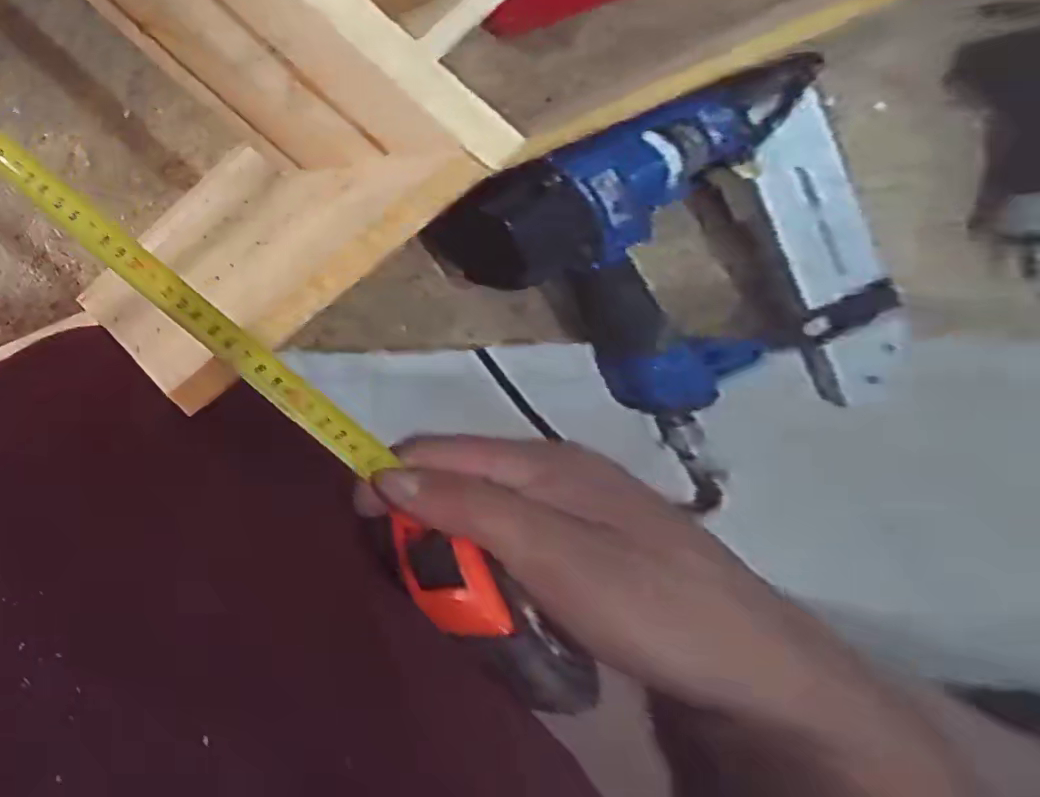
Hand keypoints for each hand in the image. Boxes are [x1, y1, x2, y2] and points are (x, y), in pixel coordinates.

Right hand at [354, 437, 961, 782]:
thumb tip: (383, 474)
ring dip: (454, 542)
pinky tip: (499, 590)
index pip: (436, 450)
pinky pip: (510, 535)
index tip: (358, 518)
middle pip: (455, 476)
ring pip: (479, 508)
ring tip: (452, 587)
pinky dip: (487, 558)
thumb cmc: (653, 606)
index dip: (388, 475)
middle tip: (410, 568)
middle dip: (421, 516)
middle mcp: (552, 471)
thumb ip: (467, 508)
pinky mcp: (586, 543)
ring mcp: (572, 507)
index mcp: (541, 460)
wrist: (773, 680)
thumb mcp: (553, 555)